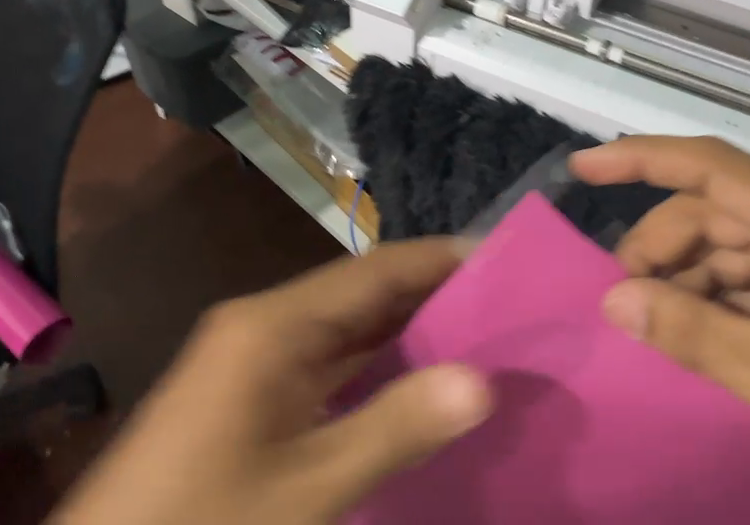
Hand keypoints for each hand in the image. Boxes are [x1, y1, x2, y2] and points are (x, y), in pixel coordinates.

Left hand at [50, 240, 490, 524]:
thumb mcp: (306, 490)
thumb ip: (395, 429)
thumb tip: (481, 380)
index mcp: (272, 324)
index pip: (376, 270)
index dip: (440, 260)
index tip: (507, 262)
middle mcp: (262, 326)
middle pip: (362, 294)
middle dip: (431, 297)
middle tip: (506, 307)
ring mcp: (248, 362)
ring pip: (343, 331)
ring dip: (405, 333)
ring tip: (478, 339)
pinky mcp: (243, 398)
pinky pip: (323, 365)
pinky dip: (371, 368)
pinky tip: (414, 387)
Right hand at [572, 136, 749, 524]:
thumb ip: (692, 332)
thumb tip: (614, 299)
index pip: (712, 166)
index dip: (642, 158)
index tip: (584, 167)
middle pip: (714, 210)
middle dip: (659, 246)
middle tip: (620, 300)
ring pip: (729, 245)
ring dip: (685, 277)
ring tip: (651, 322)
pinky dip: (716, 299)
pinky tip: (691, 332)